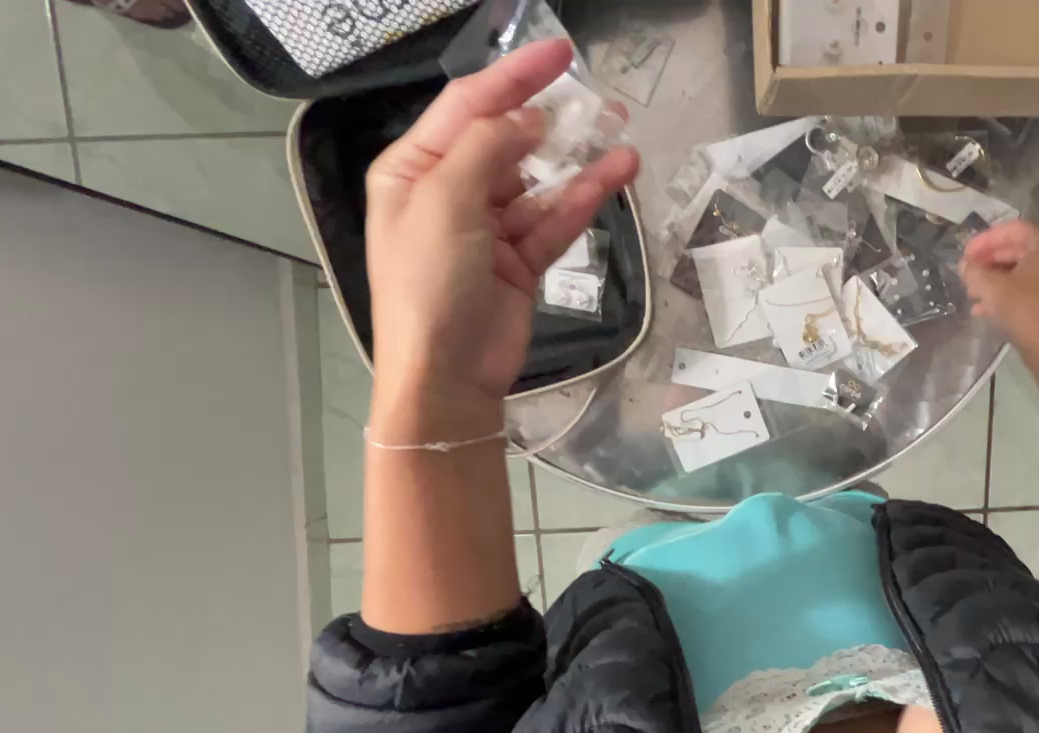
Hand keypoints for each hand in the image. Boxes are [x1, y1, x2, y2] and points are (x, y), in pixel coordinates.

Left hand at [363, 40, 639, 420]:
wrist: (447, 373)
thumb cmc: (429, 284)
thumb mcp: (445, 203)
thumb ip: (484, 149)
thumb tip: (526, 117)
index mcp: (416, 170)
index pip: (469, 107)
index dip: (514, 77)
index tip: (561, 53)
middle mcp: (452, 193)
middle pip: (508, 143)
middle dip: (553, 121)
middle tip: (602, 102)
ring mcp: (490, 230)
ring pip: (540, 184)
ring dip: (579, 164)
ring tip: (622, 139)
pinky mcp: (522, 263)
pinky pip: (555, 222)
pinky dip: (583, 201)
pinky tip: (616, 177)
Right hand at [960, 222, 1038, 363]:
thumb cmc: (1024, 311)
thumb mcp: (991, 288)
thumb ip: (974, 271)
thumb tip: (965, 266)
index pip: (1012, 229)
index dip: (984, 240)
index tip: (965, 254)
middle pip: (1018, 249)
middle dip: (988, 262)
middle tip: (967, 273)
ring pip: (1022, 270)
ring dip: (995, 279)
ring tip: (972, 293)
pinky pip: (1030, 286)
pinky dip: (1008, 292)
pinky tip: (985, 308)